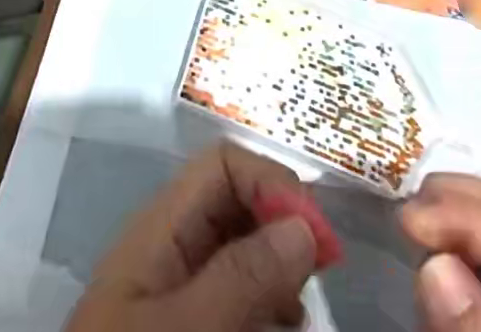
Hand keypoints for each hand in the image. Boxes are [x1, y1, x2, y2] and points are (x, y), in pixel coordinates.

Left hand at [65, 143, 328, 331]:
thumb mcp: (186, 328)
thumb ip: (242, 277)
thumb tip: (304, 225)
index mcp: (163, 224)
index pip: (224, 164)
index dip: (273, 182)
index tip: (317, 238)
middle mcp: (174, 239)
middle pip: (239, 199)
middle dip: (284, 225)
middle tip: (317, 276)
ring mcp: (182, 278)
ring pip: (246, 243)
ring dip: (281, 267)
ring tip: (296, 314)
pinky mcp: (192, 313)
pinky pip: (239, 285)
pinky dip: (269, 300)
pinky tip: (281, 326)